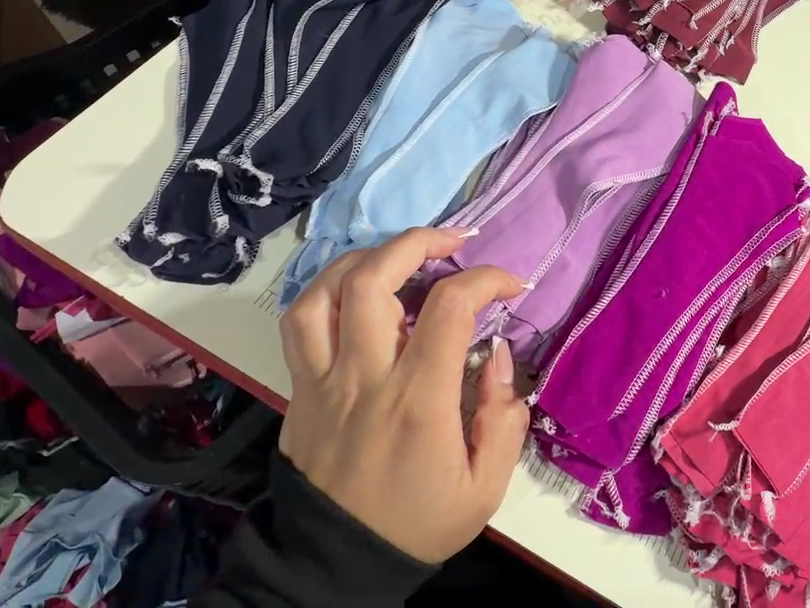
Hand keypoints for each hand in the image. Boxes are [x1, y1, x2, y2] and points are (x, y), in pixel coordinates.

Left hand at [278, 227, 526, 563]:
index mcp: (418, 400)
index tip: (511, 284)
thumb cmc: (417, 523)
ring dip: (368, 256)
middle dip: (420, 241)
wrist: (334, 569)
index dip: (486, 278)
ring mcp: (322, 380)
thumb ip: (503, 418)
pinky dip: (327, 289)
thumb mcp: (484, 489)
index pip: (450, 307)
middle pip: (375, 279)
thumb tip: (500, 354)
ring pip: (326, 291)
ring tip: (402, 255)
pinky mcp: (298, 389)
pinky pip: (299, 322)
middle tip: (455, 240)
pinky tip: (357, 287)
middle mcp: (364, 377)